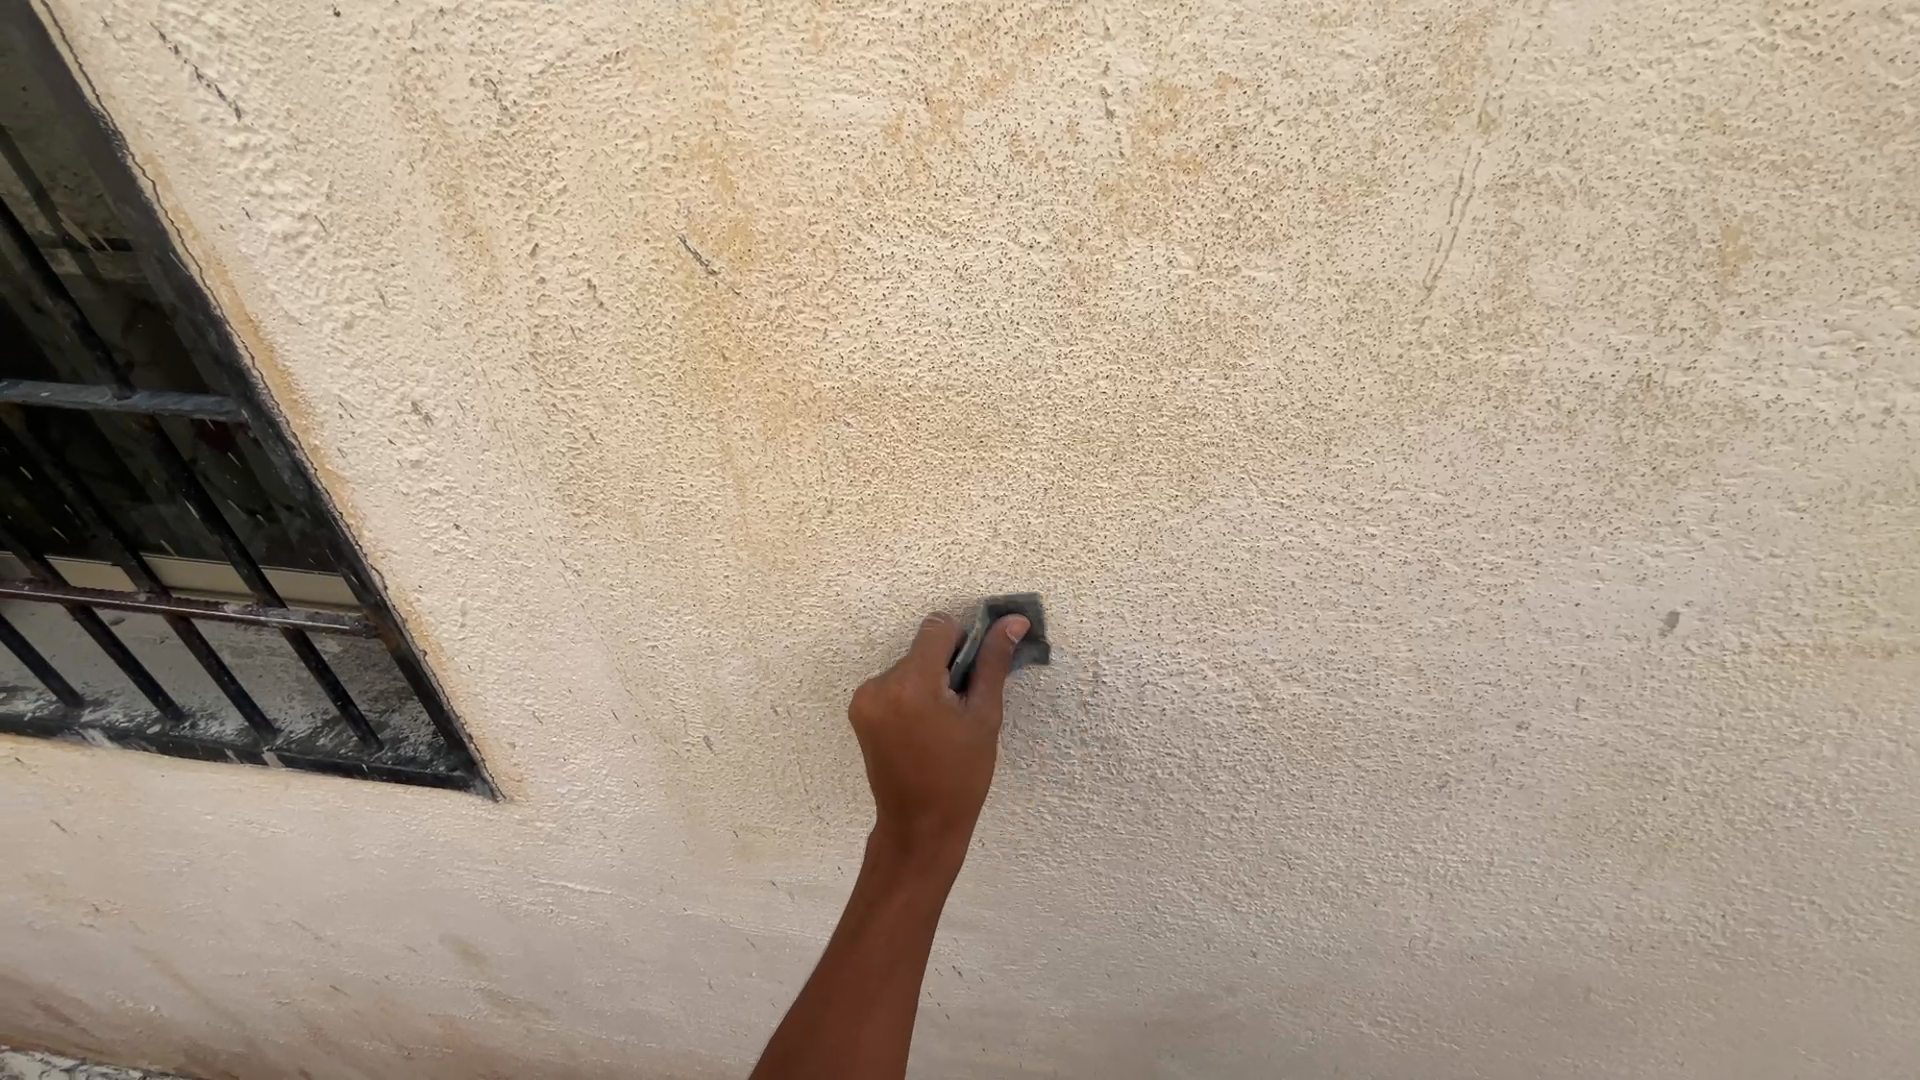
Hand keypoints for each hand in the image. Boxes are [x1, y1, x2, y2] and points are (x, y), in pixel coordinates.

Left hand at [848, 611, 1030, 859]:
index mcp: (911, 685)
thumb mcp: (985, 716)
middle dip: (946, 665)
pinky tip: (924, 725)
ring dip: (928, 679)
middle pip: (922, 647)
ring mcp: (865, 698)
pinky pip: (892, 682)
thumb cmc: (960, 777)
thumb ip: (994, 662)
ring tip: (942, 721)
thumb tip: (1014, 621)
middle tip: (962, 705)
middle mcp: (880, 685)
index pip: (938, 628)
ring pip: (908, 664)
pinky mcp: (859, 709)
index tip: (974, 672)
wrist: (920, 825)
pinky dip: (911, 693)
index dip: (963, 640)